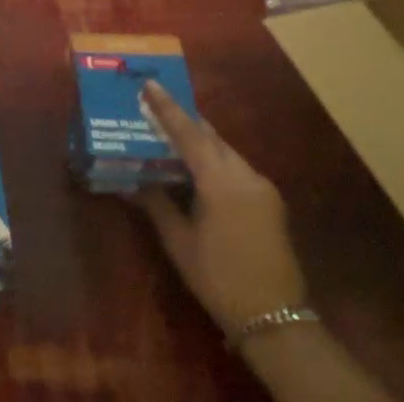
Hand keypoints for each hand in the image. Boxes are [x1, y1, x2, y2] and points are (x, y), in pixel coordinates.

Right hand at [133, 81, 306, 331]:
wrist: (275, 318)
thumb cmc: (218, 278)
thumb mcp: (179, 241)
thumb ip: (156, 204)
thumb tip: (128, 181)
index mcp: (221, 182)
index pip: (190, 135)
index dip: (168, 109)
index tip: (150, 84)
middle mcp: (246, 176)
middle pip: (211, 138)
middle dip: (184, 121)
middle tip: (155, 107)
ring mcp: (262, 188)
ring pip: (226, 152)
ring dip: (201, 141)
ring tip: (171, 135)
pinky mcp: (270, 202)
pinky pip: (237, 168)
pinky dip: (215, 160)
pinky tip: (198, 168)